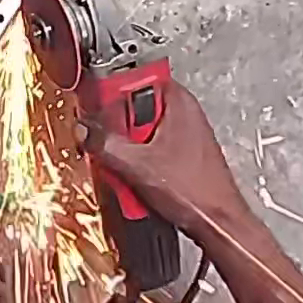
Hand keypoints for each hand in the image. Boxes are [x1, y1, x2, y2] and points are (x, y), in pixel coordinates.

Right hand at [82, 78, 255, 242]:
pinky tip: (136, 177)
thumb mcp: (138, 165)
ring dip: (125, 146)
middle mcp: (182, 111)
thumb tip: (84, 130)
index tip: (96, 106)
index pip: (134, 77)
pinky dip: (137, 159)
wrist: (219, 226)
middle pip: (133, 106)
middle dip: (116, 126)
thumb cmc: (197, 192)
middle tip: (111, 142)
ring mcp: (181, 132)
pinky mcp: (178, 152)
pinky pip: (147, 146)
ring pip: (138, 129)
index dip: (111, 91)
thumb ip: (105, 144)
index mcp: (178, 101)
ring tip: (126, 164)